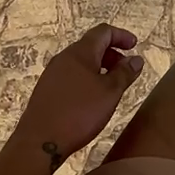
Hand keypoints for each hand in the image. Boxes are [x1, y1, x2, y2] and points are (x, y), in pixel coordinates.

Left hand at [13, 23, 143, 164]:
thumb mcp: (110, 92)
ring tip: (111, 86)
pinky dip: (86, 78)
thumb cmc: (79, 113)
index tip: (134, 46)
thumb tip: (136, 59)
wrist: (38, 143)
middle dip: (112, 53)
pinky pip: (71, 75)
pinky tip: (91, 98)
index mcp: (80, 52)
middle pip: (91, 45)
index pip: (103, 31)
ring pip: (81, 61)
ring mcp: (52, 74)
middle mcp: (64, 57)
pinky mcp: (46, 90)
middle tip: (125, 69)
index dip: (121, 35)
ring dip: (99, 67)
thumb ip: (125, 73)